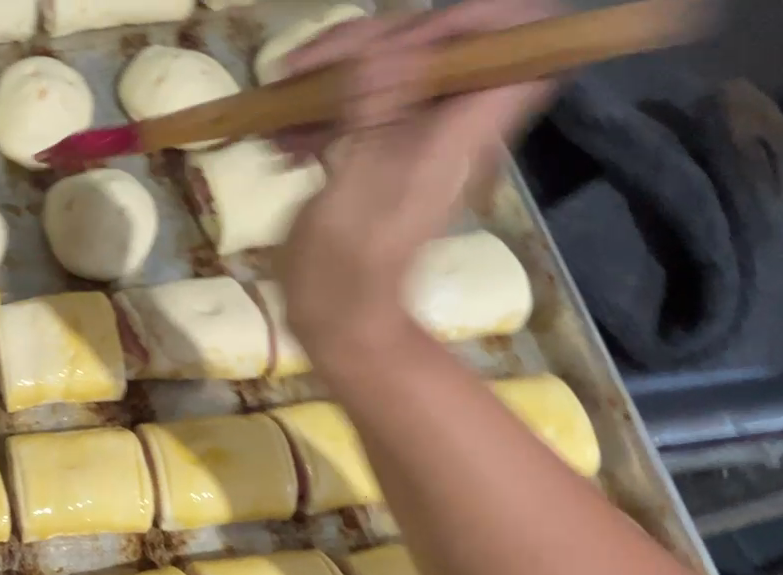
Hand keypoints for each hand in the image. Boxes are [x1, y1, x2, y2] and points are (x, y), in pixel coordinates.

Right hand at [276, 0, 555, 361]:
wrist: (340, 324)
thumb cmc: (343, 273)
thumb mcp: (352, 195)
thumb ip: (373, 118)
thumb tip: (384, 49)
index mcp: (463, 128)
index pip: (512, 34)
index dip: (462, 19)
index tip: (389, 39)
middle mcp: (452, 123)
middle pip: (440, 44)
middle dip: (370, 44)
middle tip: (303, 69)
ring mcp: (418, 140)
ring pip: (395, 73)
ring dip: (335, 81)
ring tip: (281, 111)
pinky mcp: (385, 158)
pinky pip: (365, 111)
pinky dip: (325, 114)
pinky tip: (284, 141)